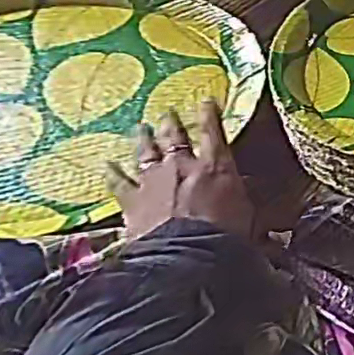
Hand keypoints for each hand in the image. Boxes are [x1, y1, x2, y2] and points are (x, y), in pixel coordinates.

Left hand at [110, 99, 258, 240]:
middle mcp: (183, 166)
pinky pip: (119, 183)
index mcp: (215, 165)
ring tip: (140, 128)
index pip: (213, 132)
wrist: (185, 254)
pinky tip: (107, 165)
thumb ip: (241, 193)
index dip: (209, 115)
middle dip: (171, 123)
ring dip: (144, 140)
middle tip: (166, 112)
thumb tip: (246, 186)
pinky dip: (113, 173)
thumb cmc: (226, 230)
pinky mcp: (132, 201)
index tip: (205, 100)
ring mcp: (154, 182)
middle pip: (175, 138)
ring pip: (146, 153)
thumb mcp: (246, 209)